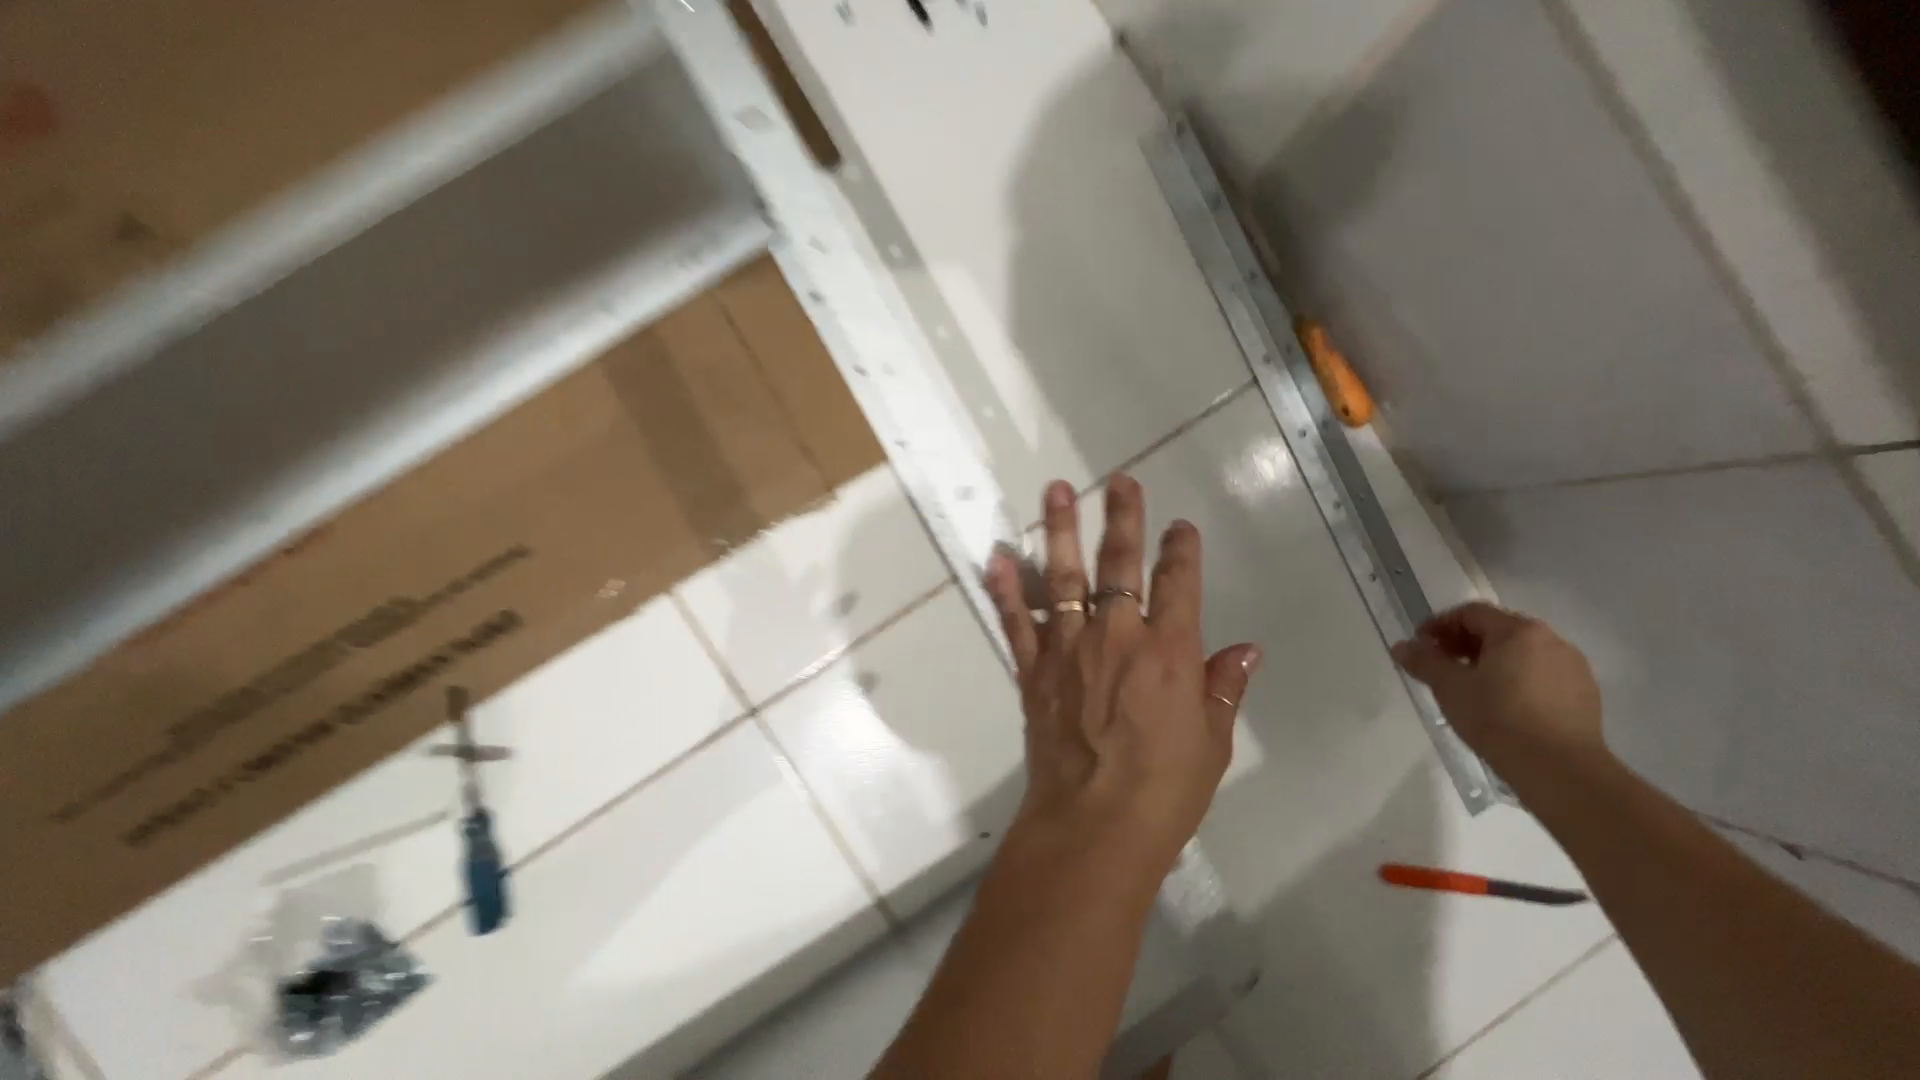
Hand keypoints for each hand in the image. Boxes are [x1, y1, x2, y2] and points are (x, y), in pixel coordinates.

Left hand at [983, 475, 1260, 877]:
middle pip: (1119, 563)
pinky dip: (1007, 588)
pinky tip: (999, 556)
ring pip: (1064, 577)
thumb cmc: (1164, 790)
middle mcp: (1117, 636)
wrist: (1093, 826)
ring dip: (1061, 529)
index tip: (1181, 526)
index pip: (1178, 583)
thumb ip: (1223, 689)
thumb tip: (1244, 651)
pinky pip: (1018, 621)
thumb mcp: (1212, 743)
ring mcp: (1069, 649)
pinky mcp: (1033, 671)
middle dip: (1123, 517)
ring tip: (1057, 490)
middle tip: (1120, 481)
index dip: (1182, 550)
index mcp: (1169, 651)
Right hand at [1391, 602, 1608, 785]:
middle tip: (1441, 665)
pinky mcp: (1585, 694)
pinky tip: (1504, 705)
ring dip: (1492, 661)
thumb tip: (1401, 646)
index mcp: (1518, 631)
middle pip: (1499, 630)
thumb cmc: (1497, 718)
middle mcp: (1551, 640)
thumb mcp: (1450, 688)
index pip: (1471, 613)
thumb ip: (1424, 662)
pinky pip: (1542, 675)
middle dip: (1465, 643)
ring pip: (1522, 654)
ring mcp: (1573, 667)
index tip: (1420, 644)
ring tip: (1471, 686)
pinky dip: (1518, 679)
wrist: (1559, 767)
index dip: (1440, 624)